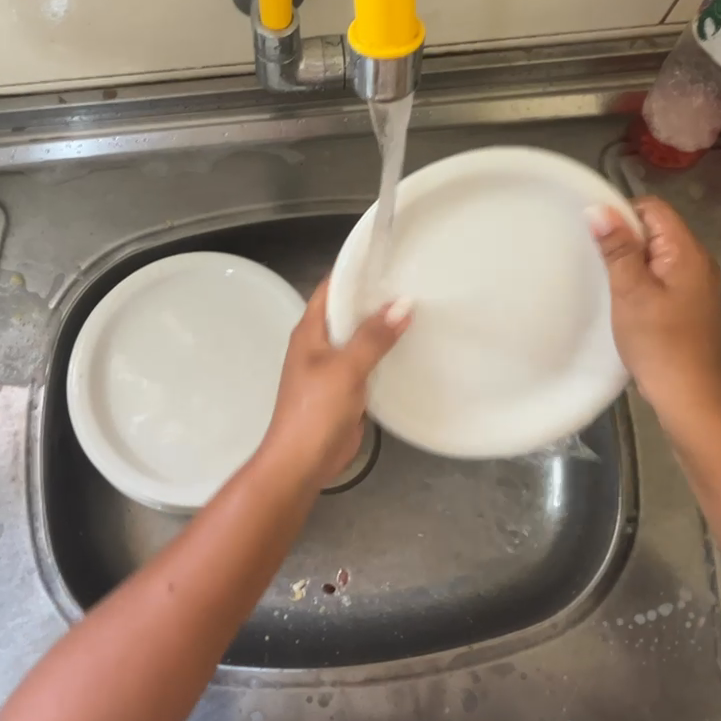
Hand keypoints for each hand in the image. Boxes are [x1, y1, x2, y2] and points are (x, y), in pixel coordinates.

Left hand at [254, 279, 410, 487]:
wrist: (302, 462)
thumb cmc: (315, 411)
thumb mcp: (346, 369)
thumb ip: (373, 337)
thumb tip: (402, 304)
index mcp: (310, 331)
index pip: (331, 287)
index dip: (356, 271)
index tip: (388, 258)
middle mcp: (319, 343)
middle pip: (348, 311)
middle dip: (375, 298)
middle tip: (413, 282)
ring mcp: (332, 367)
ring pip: (359, 337)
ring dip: (382, 327)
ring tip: (419, 309)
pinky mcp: (345, 389)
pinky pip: (367, 362)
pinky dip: (385, 353)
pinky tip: (409, 348)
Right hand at [588, 197, 720, 423]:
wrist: (688, 393)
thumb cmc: (658, 342)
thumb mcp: (630, 291)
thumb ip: (617, 248)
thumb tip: (598, 209)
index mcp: (687, 251)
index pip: (653, 208)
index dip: (621, 214)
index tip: (595, 237)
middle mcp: (698, 260)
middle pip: (656, 228)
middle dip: (624, 238)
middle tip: (597, 262)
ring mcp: (696, 282)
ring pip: (656, 253)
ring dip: (630, 261)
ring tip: (608, 282)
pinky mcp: (689, 301)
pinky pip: (661, 274)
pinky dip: (640, 278)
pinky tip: (625, 299)